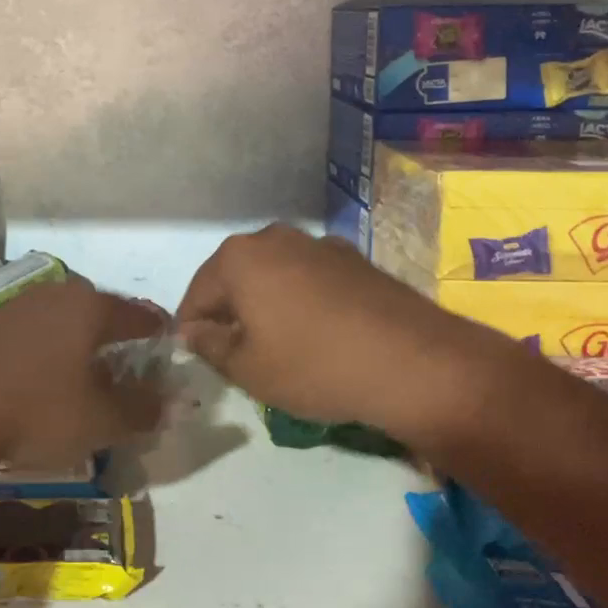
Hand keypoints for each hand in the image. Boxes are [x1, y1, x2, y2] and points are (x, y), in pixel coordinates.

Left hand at [0, 279, 166, 469]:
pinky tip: (33, 383)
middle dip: (112, 339)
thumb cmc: (34, 408)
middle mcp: (53, 295)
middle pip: (96, 314)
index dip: (157, 333)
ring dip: (73, 348)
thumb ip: (140, 410)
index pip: (138, 315)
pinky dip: (39, 356)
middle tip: (124, 368)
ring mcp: (12, 307)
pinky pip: (26, 338)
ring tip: (79, 379)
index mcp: (90, 307)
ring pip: (58, 324)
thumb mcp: (99, 420)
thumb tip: (168, 402)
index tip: (168, 346)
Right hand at [177, 224, 510, 438]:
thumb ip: (209, 345)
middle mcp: (274, 238)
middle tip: (237, 354)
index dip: (192, 329)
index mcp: (238, 257)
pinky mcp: (356, 260)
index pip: (197, 294)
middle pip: (236, 278)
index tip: (197, 357)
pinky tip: (320, 337)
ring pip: (276, 276)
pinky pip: (312, 280)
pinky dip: (305, 303)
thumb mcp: (247, 369)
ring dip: (269, 305)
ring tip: (281, 347)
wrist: (415, 363)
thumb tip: (192, 330)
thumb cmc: (314, 365)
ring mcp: (319, 244)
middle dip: (231, 312)